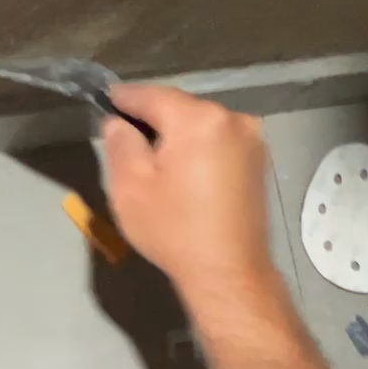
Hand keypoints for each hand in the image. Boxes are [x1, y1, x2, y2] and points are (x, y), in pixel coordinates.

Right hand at [102, 85, 274, 296]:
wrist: (228, 272)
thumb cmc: (174, 231)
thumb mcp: (131, 189)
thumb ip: (121, 145)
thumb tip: (117, 123)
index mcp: (198, 120)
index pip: (154, 96)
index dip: (126, 98)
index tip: (108, 98)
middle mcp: (232, 119)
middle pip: (182, 109)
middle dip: (155, 120)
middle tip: (128, 136)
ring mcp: (252, 140)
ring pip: (203, 126)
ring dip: (179, 137)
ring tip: (156, 159)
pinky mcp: (259, 162)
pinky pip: (220, 143)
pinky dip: (200, 150)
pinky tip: (185, 173)